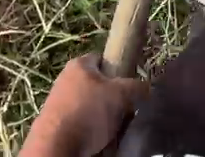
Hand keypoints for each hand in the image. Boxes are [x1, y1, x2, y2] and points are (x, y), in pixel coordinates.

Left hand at [18, 55, 147, 156]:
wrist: (56, 145)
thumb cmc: (88, 112)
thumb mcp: (120, 95)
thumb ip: (136, 87)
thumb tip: (148, 87)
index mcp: (79, 64)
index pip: (103, 60)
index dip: (119, 71)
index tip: (129, 89)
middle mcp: (67, 79)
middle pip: (100, 88)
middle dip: (114, 102)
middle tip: (126, 114)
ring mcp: (61, 102)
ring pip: (93, 109)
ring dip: (106, 122)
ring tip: (115, 132)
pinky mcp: (59, 123)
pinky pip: (84, 125)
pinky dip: (94, 134)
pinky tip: (102, 144)